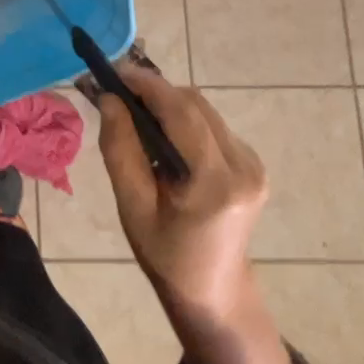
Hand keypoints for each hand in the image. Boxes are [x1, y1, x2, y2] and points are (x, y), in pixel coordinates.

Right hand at [98, 66, 267, 316]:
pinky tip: (164, 141)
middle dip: (155, 93)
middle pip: (195, 105)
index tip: (115, 73)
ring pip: (204, 111)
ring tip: (137, 119)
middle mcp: (243, 166)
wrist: (213, 290)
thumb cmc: (165, 254)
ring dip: (169, 106)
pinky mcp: (252, 163)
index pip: (182, 113)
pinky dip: (184, 121)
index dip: (148, 85)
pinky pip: (211, 125)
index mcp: (215, 183)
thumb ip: (121, 150)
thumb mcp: (132, 207)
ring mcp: (253, 163)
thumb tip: (109, 99)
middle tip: (118, 96)